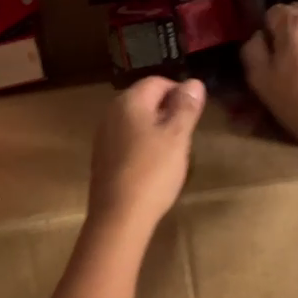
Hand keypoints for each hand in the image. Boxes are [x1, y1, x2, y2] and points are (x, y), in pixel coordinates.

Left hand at [89, 77, 205, 230]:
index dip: (179, 92)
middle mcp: (111, 112)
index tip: (194, 114)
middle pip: (144, 100)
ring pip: (136, 121)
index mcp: (129, 101)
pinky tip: (153, 166)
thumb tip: (194, 82)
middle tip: (185, 134)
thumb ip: (186, 107)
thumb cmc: (152, 171)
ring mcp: (104, 135)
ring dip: (155, 129)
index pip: (157, 82)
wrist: (119, 215)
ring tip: (172, 151)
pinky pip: (126, 139)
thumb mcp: (176, 136)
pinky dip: (142, 145)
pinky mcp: (102, 157)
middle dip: (168, 111)